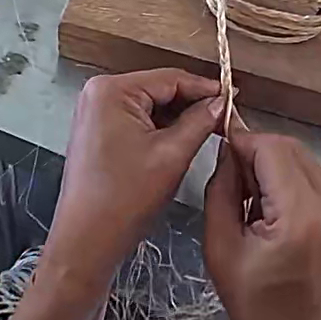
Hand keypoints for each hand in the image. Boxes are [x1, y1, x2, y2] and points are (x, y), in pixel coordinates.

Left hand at [50, 69, 222, 290]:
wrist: (87, 241)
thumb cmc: (126, 197)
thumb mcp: (173, 154)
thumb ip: (201, 121)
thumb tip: (221, 102)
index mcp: (112, 91)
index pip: (171, 78)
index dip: (206, 87)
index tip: (233, 95)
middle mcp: (99, 93)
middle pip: (160, 89)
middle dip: (193, 103)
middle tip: (226, 115)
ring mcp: (96, 112)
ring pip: (151, 105)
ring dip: (179, 116)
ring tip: (211, 128)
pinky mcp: (98, 130)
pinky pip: (138, 119)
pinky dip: (161, 127)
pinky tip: (184, 138)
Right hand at [202, 132, 320, 319]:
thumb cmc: (263, 315)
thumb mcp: (222, 255)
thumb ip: (220, 193)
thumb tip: (227, 151)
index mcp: (302, 217)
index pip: (271, 147)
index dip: (242, 143)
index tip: (221, 156)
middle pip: (290, 147)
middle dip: (257, 156)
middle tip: (235, 189)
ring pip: (304, 159)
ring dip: (275, 169)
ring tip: (257, 209)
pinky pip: (317, 178)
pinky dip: (293, 184)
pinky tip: (280, 216)